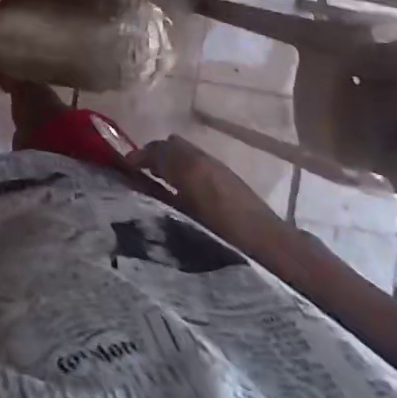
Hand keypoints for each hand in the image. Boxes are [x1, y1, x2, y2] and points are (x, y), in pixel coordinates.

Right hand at [129, 135, 271, 232]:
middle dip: (155, 156)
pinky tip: (183, 195)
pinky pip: (199, 164)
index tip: (123, 169)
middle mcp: (204, 160)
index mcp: (191, 166)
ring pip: (187, 155)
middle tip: (140, 175)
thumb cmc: (223, 236)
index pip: (157, 149)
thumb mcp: (183, 219)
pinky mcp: (232, 181)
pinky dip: (185, 171)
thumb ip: (159, 197)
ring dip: (171, 163)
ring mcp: (220, 169)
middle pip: (173, 146)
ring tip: (158, 185)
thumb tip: (138, 183)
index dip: (138, 156)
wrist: (273, 251)